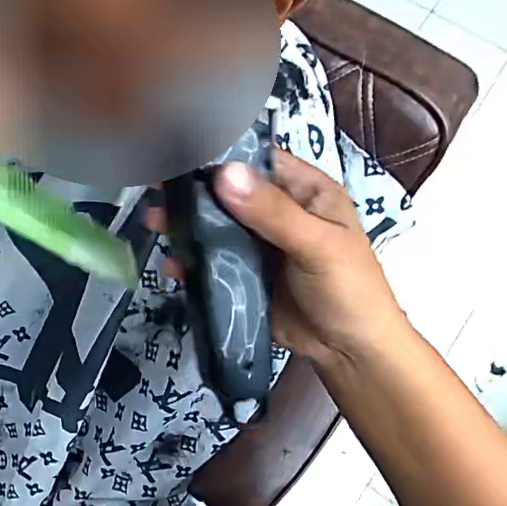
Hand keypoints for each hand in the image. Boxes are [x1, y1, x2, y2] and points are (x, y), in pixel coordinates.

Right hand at [152, 149, 407, 367]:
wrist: (351, 352)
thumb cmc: (349, 288)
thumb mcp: (317, 245)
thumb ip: (273, 212)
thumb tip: (223, 174)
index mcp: (305, 191)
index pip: (259, 161)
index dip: (222, 155)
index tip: (179, 153)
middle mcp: (279, 212)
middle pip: (230, 193)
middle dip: (194, 192)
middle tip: (156, 190)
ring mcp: (260, 246)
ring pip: (217, 227)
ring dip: (187, 225)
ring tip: (155, 223)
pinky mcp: (246, 277)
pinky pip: (214, 263)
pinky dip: (193, 262)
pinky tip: (173, 266)